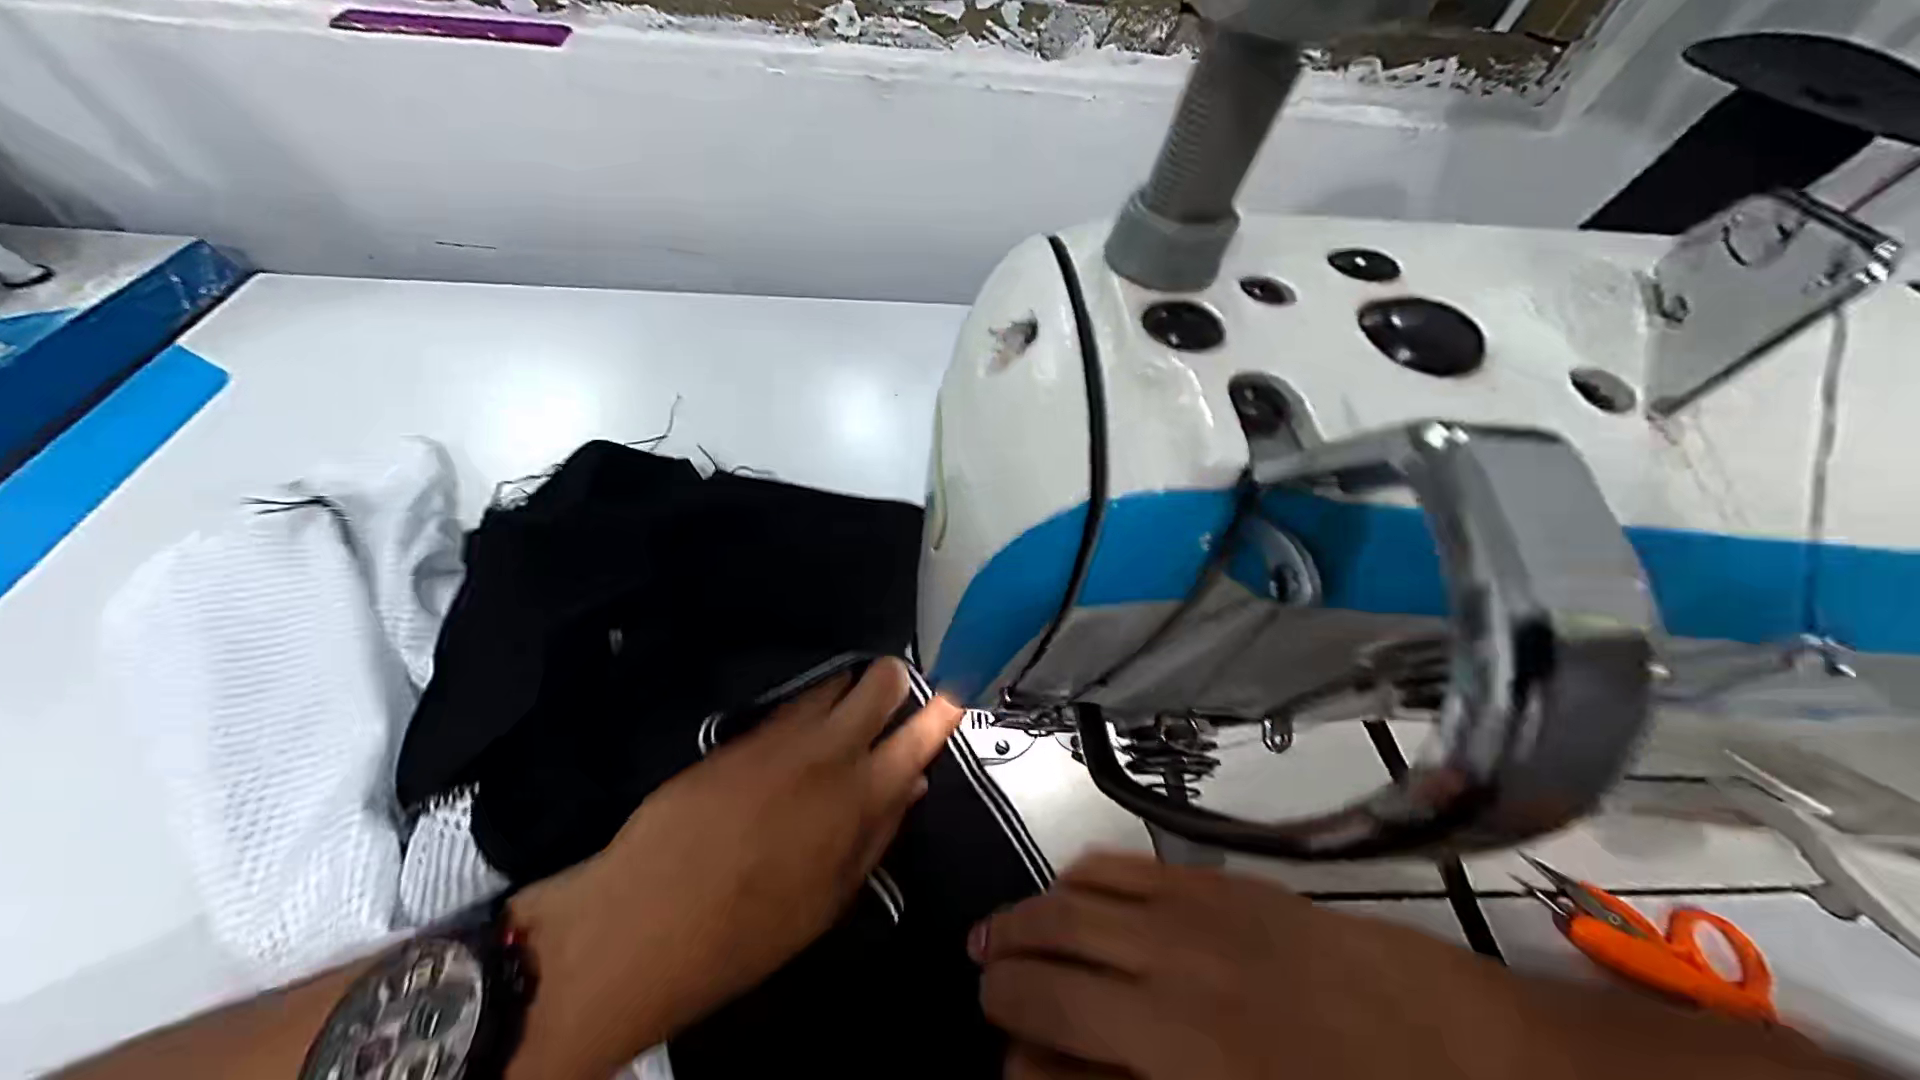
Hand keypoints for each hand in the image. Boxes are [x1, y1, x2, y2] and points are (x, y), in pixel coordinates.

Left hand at [507, 658, 962, 1078]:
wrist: (648, 915)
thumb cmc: (753, 926)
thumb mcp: (833, 896)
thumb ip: (879, 832)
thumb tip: (910, 784)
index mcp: (864, 794)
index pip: (922, 731)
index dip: (945, 705)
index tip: (956, 690)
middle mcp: (830, 748)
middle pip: (881, 679)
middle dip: (894, 679)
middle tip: (891, 701)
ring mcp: (783, 733)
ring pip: (834, 681)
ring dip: (848, 691)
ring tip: (842, 719)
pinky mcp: (743, 731)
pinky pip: (791, 704)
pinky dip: (807, 710)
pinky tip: (796, 740)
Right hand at [972, 852, 1532, 1079]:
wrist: (1476, 1063)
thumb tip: (1048, 1067)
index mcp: (1174, 1041)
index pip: (1049, 1002)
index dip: (1005, 1007)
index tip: (988, 1014)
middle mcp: (1171, 959)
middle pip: (1055, 934)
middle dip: (1004, 947)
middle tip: (979, 961)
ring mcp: (1198, 910)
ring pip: (1084, 888)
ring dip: (1038, 904)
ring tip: (1011, 924)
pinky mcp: (1224, 884)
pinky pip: (1133, 867)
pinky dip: (1088, 875)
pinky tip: (1077, 889)